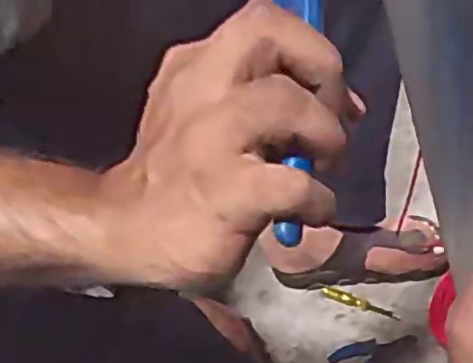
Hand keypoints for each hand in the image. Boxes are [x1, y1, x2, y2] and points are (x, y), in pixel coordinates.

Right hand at [94, 0, 361, 290]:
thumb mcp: (218, 122)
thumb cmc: (186, 182)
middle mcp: (202, 88)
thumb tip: (342, 102)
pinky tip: (312, 215)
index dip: (315, 53)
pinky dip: (320, 201)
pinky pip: (295, 184)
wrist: (131, 232)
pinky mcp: (228, 192)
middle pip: (271, 34)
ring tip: (323, 173)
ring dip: (327, 137)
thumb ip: (272, 104)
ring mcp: (211, 138)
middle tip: (331, 131)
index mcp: (201, 67)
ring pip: (288, 103)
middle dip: (323, 75)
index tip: (339, 103)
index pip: (266, 20)